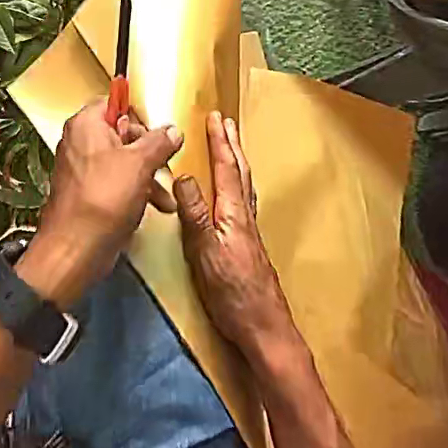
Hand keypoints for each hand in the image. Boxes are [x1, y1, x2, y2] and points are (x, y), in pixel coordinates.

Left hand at [27, 101, 182, 304]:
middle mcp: (80, 141)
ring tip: (163, 192)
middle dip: (147, 149)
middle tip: (163, 162)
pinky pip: (115, 181)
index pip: (113, 102)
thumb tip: (171, 131)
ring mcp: (81, 167)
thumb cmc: (102, 200)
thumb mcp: (141, 164)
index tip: (155, 130)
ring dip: (146, 173)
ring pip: (121, 159)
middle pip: (120, 133)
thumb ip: (159, 142)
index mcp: (86, 124)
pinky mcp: (87, 191)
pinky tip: (154, 205)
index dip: (137, 116)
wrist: (77, 247)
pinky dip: (134, 189)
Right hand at [175, 111, 297, 359]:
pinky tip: (235, 191)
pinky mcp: (248, 244)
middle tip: (226, 121)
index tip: (214, 117)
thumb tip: (184, 175)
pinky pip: (243, 199)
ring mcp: (248, 230)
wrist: (264, 329)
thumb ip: (195, 214)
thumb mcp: (205, 251)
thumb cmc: (232, 292)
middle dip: (231, 144)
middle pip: (240, 171)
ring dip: (237, 160)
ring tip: (231, 145)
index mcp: (233, 212)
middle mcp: (244, 215)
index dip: (219, 142)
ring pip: (244, 184)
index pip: (226, 169)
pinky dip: (238, 182)